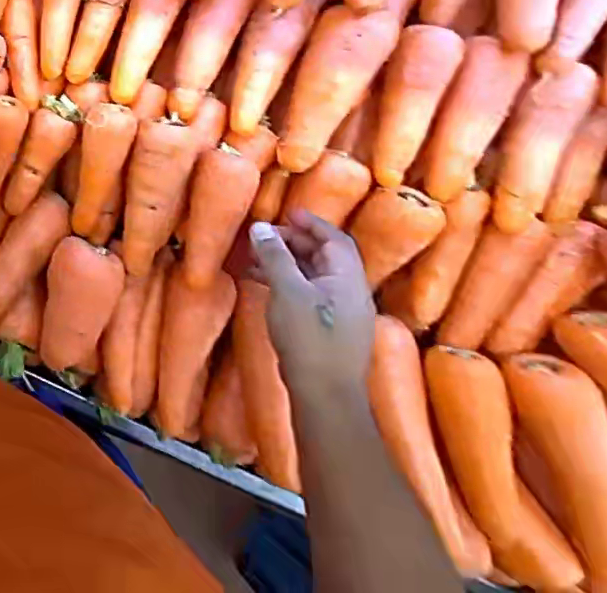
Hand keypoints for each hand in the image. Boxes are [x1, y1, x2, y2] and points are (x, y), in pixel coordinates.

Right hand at [247, 210, 376, 404]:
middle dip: (294, 241)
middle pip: (324, 255)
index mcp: (348, 279)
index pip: (335, 240)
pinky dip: (287, 280)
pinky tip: (263, 283)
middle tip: (264, 236)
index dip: (312, 223)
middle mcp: (350, 292)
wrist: (325, 394)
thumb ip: (275, 256)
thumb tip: (261, 227)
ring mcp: (341, 312)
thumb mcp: (287, 291)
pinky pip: (308, 291)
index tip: (287, 212)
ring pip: (314, 274)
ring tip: (256, 257)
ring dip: (287, 261)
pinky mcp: (329, 328)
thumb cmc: (309, 337)